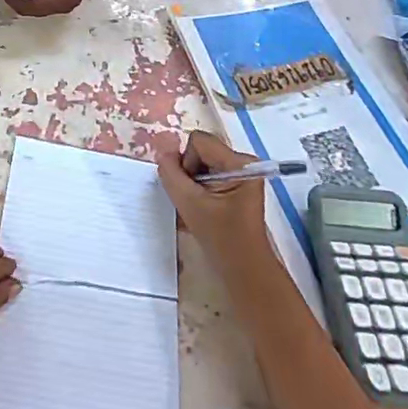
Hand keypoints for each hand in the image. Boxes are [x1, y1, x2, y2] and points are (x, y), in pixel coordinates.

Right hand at [150, 130, 265, 250]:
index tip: (192, 188)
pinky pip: (208, 172)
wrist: (244, 267)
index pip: (198, 141)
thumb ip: (170, 171)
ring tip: (199, 205)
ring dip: (193, 181)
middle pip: (200, 150)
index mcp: (239, 162)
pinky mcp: (237, 183)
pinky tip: (204, 206)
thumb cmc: (220, 236)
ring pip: (201, 161)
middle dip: (189, 171)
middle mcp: (244, 162)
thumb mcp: (188, 201)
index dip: (186, 161)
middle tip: (194, 198)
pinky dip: (199, 187)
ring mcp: (241, 173)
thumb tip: (163, 151)